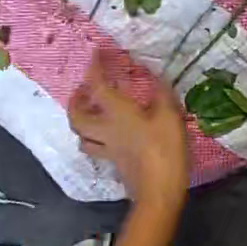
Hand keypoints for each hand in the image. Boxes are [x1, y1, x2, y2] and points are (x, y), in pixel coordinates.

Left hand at [69, 50, 189, 213]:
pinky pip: (95, 147)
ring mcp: (108, 149)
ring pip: (82, 134)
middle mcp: (105, 130)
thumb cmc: (164, 148)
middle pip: (77, 116)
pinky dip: (94, 138)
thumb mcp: (170, 115)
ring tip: (90, 112)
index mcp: (117, 114)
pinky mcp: (114, 162)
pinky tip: (108, 136)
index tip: (96, 55)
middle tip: (84, 90)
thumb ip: (161, 94)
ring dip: (81, 120)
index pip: (98, 87)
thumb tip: (156, 76)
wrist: (159, 190)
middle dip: (77, 100)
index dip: (94, 70)